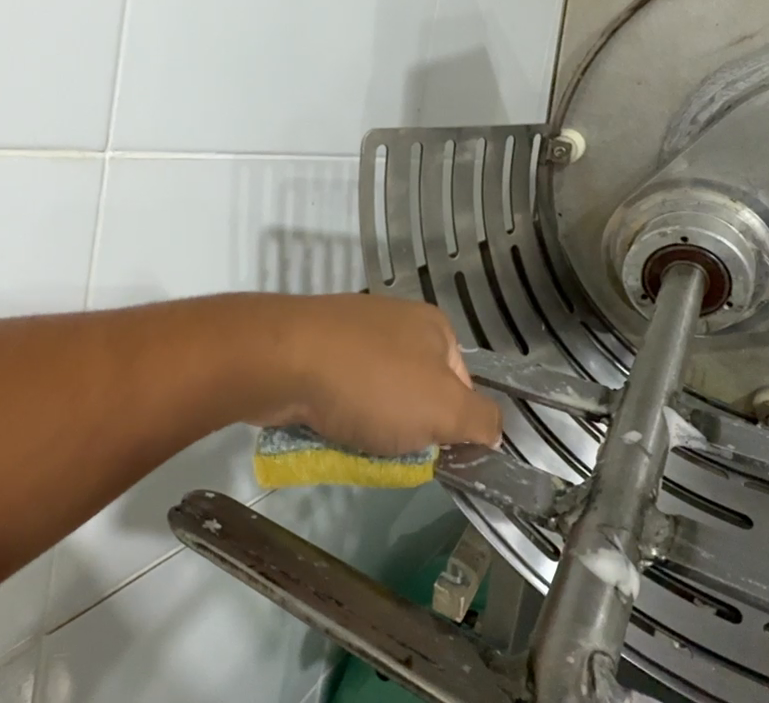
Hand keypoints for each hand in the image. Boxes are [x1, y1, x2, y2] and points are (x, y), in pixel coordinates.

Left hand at [253, 294, 501, 456]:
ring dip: (366, 425)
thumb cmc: (369, 383)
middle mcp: (392, 320)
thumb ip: (481, 423)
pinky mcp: (310, 346)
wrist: (277, 360)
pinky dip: (333, 414)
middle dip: (404, 426)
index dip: (451, 424)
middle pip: (414, 391)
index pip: (461, 385)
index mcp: (432, 326)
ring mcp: (347, 330)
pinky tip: (323, 427)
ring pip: (372, 396)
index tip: (431, 448)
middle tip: (388, 449)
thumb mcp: (445, 410)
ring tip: (351, 441)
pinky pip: (335, 391)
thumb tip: (491, 432)